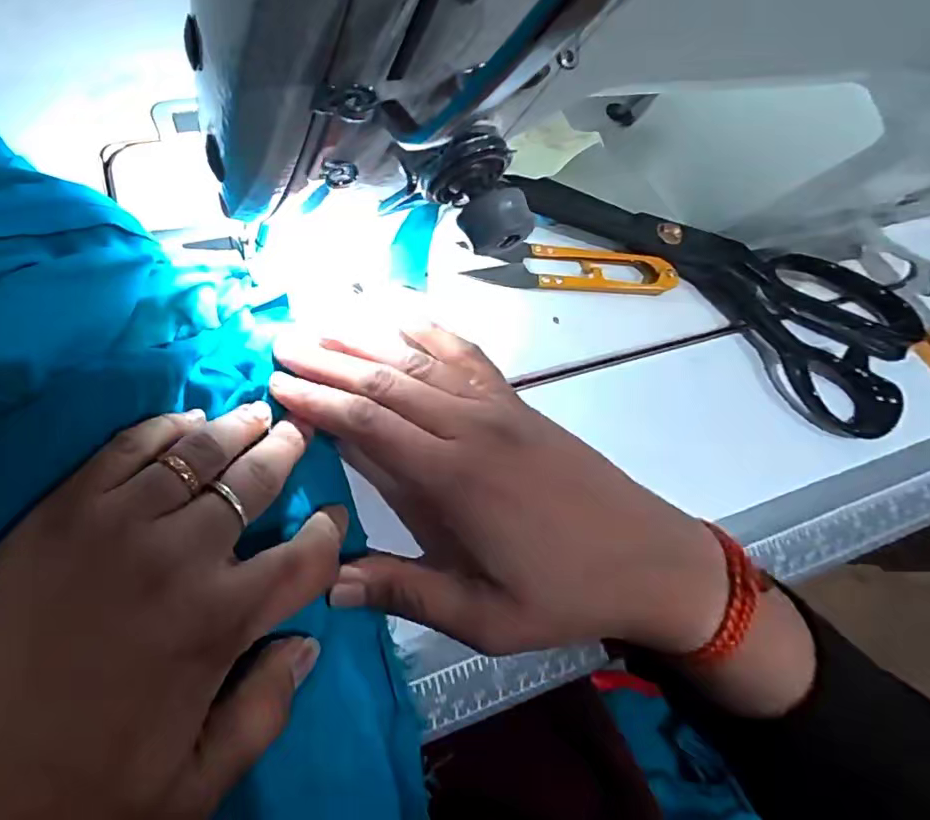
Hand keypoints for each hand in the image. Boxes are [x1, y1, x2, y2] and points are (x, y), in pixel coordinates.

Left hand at [0, 405, 345, 819]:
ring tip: (256, 411)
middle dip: (286, 451)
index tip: (332, 516)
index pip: (302, 559)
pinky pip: (131, 445)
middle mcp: (180, 555)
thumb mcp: (186, 787)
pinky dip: (166, 426)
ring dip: (235, 427)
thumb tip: (308, 645)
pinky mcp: (69, 502)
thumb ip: (261, 714)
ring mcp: (121, 520)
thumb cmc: (70, 783)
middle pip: (254, 482)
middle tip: (300, 429)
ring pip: (199, 452)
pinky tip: (184, 419)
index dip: (327, 533)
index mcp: (217, 624)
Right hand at [269, 323, 725, 656]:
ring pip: (417, 360)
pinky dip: (428, 328)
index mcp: (454, 478)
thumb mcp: (485, 617)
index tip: (277, 385)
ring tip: (321, 322)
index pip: (369, 424)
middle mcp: (469, 427)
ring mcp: (494, 406)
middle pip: (384, 381)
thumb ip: (406, 593)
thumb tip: (328, 585)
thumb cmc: (563, 593)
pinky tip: (401, 312)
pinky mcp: (515, 399)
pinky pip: (464, 352)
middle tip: (281, 344)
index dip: (319, 401)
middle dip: (327, 360)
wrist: (652, 558)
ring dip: (365, 338)